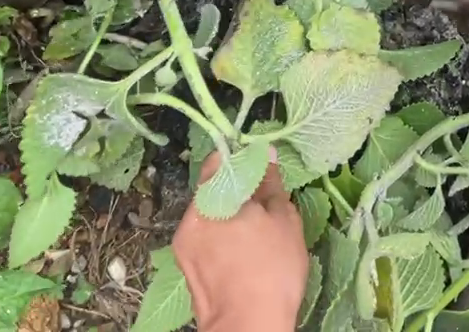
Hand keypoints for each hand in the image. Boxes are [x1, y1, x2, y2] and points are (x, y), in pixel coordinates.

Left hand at [171, 149, 307, 331]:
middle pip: (213, 189)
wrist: (249, 330)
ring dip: (232, 210)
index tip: (263, 163)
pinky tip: (249, 244)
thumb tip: (267, 153)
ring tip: (260, 222)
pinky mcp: (190, 270)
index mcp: (209, 202)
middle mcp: (190, 221)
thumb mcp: (282, 218)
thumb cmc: (271, 269)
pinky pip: (208, 237)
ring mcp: (186, 248)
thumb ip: (271, 182)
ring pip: (211, 214)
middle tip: (267, 195)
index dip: (242, 158)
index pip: (219, 162)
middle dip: (239, 187)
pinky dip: (225, 232)